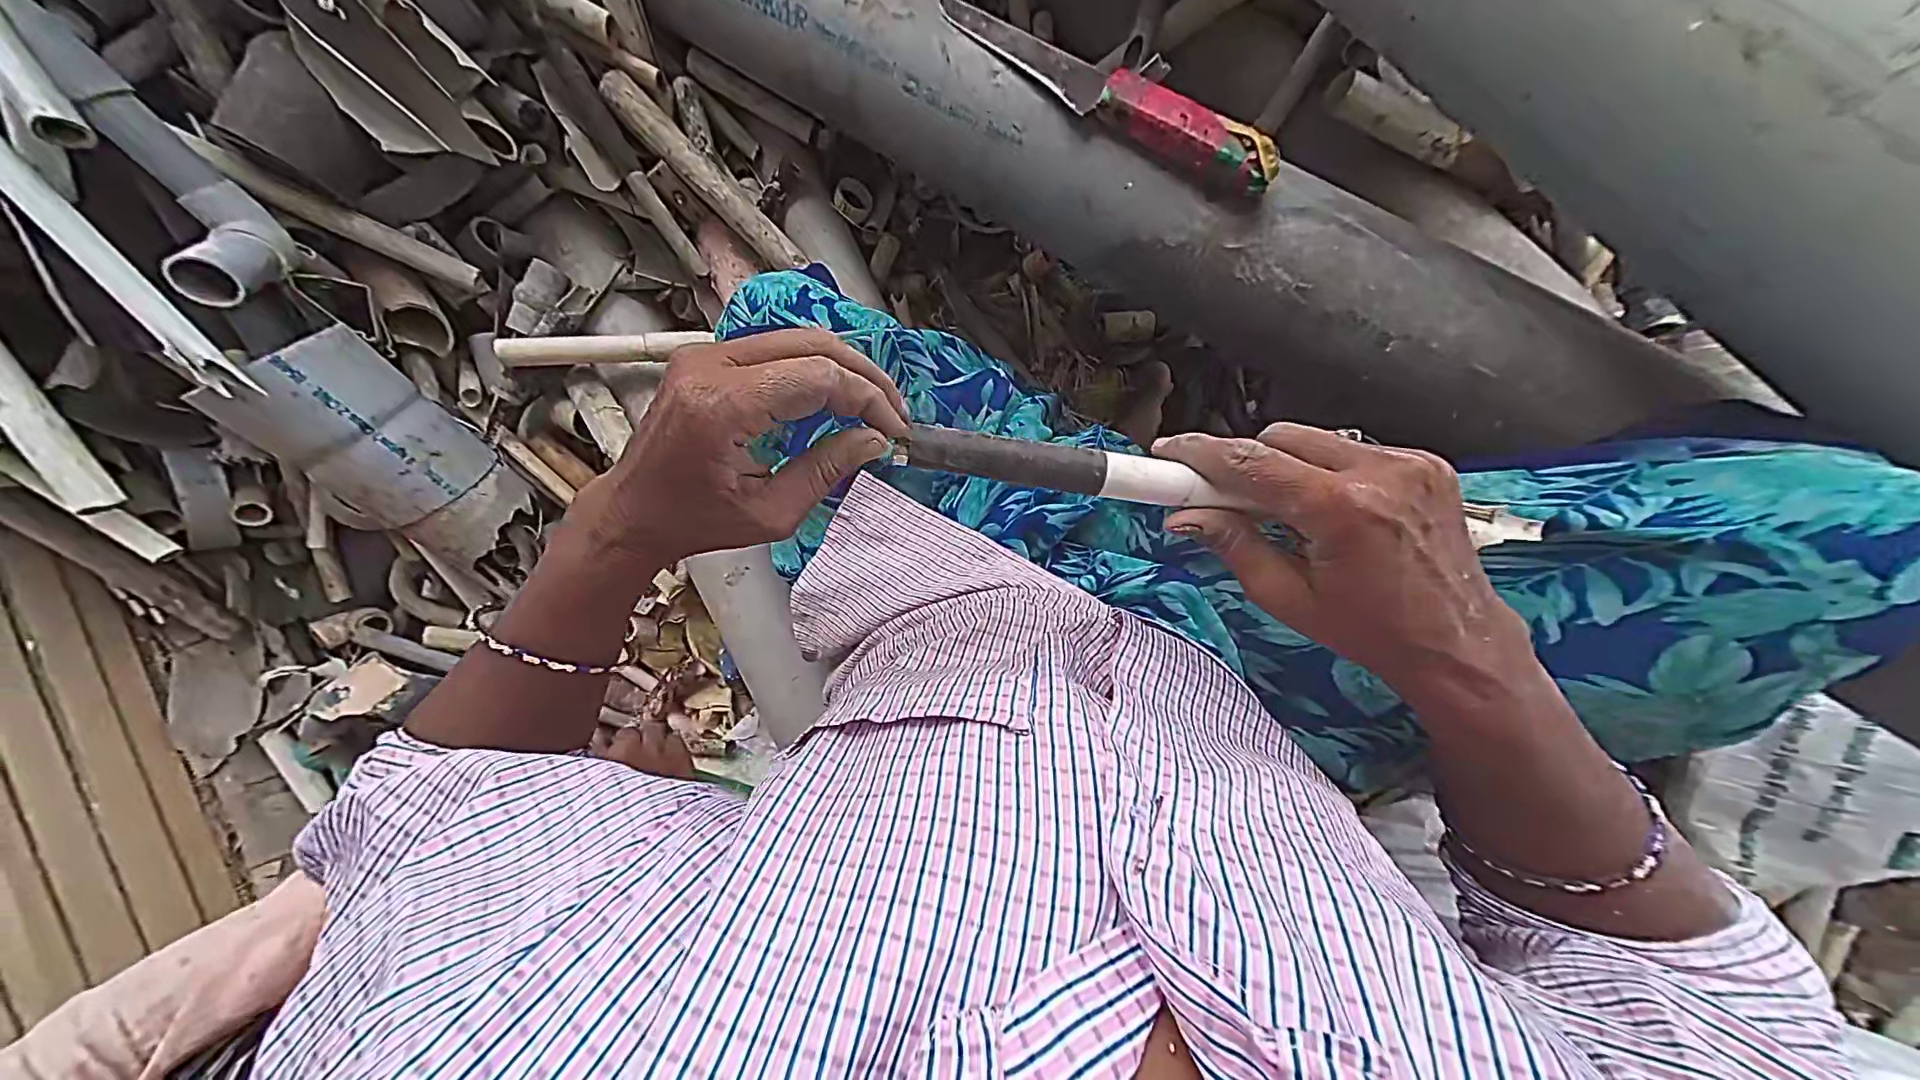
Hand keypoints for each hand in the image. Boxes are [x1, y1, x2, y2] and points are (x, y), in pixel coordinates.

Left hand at [574, 328, 910, 565]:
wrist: (635, 510)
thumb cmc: (692, 520)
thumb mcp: (771, 513)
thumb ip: (826, 471)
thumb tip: (873, 441)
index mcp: (721, 406)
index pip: (818, 377)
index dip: (867, 399)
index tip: (892, 428)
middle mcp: (709, 367)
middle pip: (813, 345)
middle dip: (865, 377)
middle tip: (892, 411)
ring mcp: (705, 356)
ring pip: (798, 338)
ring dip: (844, 368)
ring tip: (872, 404)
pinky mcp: (708, 359)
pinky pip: (777, 348)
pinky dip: (816, 368)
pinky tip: (837, 396)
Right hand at [1155, 424, 1527, 696]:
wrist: (1458, 645)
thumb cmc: (1372, 631)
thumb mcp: (1286, 597)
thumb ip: (1233, 546)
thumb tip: (1186, 518)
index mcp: (1342, 510)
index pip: (1251, 462)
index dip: (1199, 453)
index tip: (1168, 453)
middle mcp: (1380, 472)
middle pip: (1279, 437)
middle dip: (1241, 460)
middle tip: (1219, 495)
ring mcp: (1409, 463)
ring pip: (1313, 437)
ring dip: (1281, 463)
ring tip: (1277, 508)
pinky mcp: (1425, 464)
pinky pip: (1349, 448)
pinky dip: (1320, 468)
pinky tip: (1320, 506)